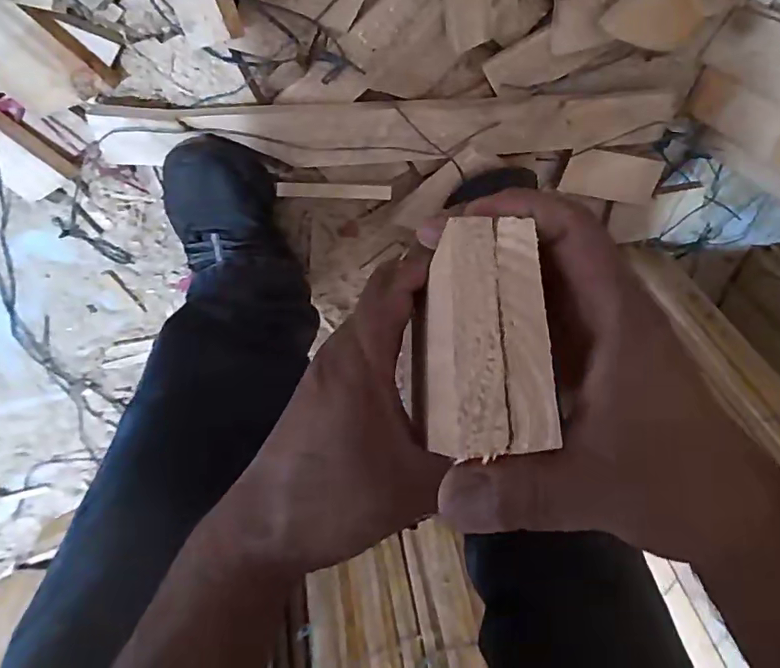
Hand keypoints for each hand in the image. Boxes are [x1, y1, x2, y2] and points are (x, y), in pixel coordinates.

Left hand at [214, 248, 450, 577]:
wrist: (261, 531)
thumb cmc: (333, 497)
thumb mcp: (412, 487)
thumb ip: (466, 464)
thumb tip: (518, 443)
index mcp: (361, 355)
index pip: (394, 284)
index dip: (430, 259)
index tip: (473, 248)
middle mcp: (344, 348)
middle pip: (384, 287)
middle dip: (427, 271)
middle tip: (480, 274)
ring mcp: (332, 364)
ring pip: (376, 311)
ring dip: (414, 300)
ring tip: (467, 305)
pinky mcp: (329, 383)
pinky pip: (369, 336)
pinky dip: (400, 327)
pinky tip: (431, 353)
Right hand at [418, 190, 779, 567]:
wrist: (726, 506)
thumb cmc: (673, 481)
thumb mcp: (592, 489)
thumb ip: (520, 494)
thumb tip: (443, 496)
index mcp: (617, 312)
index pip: (574, 228)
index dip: (520, 207)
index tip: (464, 217)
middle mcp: (611, 306)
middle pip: (554, 238)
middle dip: (494, 229)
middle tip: (436, 243)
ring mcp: (604, 327)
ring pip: (549, 270)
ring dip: (499, 261)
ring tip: (443, 272)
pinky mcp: (597, 351)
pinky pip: (547, 306)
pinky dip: (509, 300)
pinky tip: (473, 325)